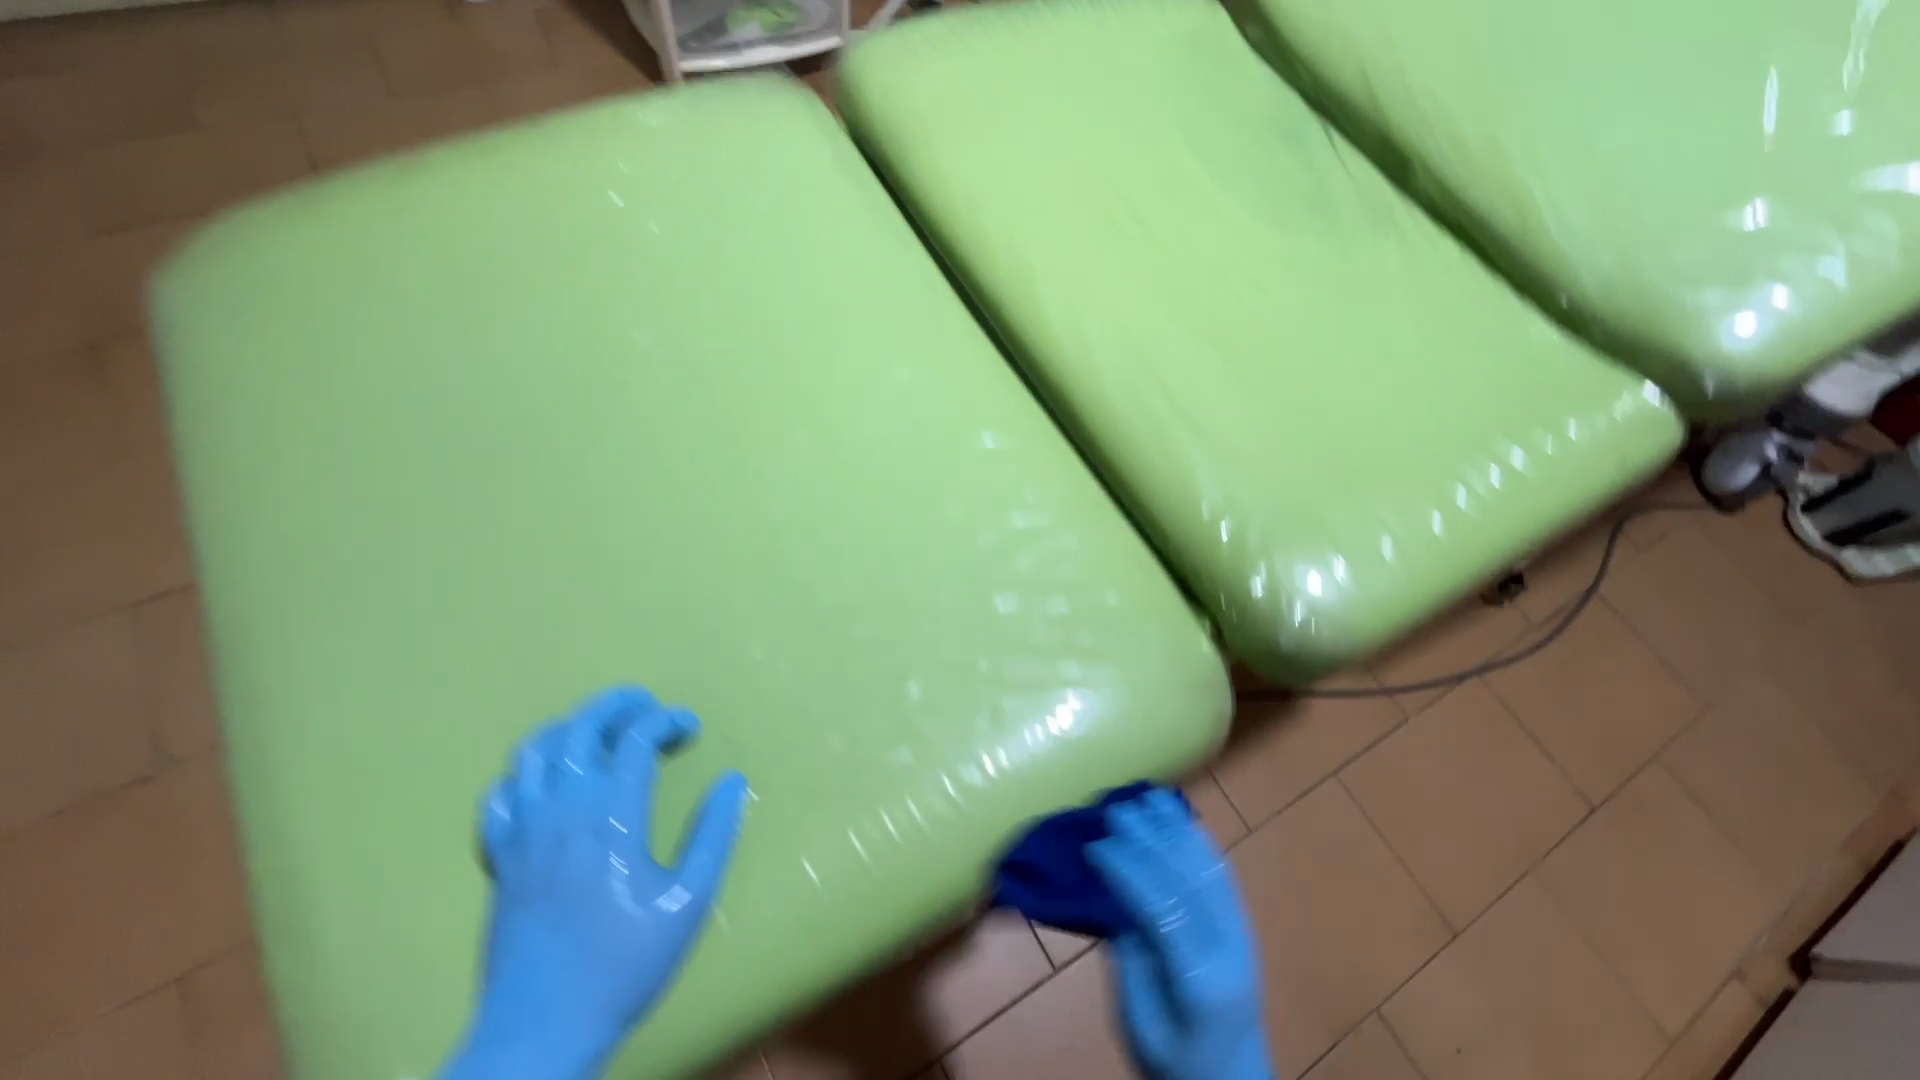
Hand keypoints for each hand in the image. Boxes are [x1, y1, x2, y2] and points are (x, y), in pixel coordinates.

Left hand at [445, 687, 750, 1079]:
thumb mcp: (687, 902)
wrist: (542, 1025)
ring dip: (571, 728)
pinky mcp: (499, 855)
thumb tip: (733, 782)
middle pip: (581, 727)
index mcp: (611, 816)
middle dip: (617, 703)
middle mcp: (561, 809)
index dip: (666, 721)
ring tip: (600, 731)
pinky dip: (527, 773)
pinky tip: (549, 784)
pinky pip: (501, 793)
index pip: (636, 740)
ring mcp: (522, 830)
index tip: (690, 726)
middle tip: (646, 703)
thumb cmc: (625, 963)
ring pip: (535, 751)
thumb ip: (713, 836)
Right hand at [1088, 790, 1270, 1079]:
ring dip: (1175, 827)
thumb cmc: (1174, 1057)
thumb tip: (1116, 899)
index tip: (1096, 844)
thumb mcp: (1139, 1020)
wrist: (1232, 1079)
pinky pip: (1220, 871)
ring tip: (1146, 796)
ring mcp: (1241, 929)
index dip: (1128, 870)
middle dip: (1149, 838)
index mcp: (1200, 976)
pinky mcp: (1241, 922)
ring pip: (1208, 866)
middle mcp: (1228, 944)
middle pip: (1187, 878)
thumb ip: (1129, 959)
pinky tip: (1179, 817)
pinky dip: (1197, 838)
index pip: (1164, 909)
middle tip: (1115, 808)